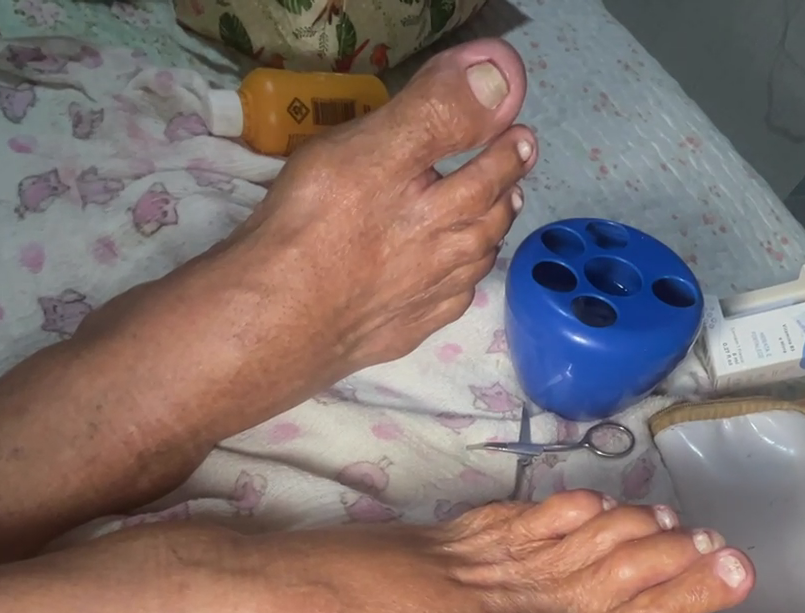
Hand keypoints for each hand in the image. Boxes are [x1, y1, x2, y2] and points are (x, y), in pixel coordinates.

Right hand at [227, 38, 535, 377]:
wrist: (282, 317)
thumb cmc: (318, 223)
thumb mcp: (372, 147)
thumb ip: (436, 115)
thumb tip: (498, 86)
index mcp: (435, 210)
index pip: (485, 178)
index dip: (506, 157)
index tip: (523, 141)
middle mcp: (438, 259)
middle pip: (483, 228)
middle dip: (503, 201)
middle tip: (515, 187)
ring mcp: (419, 303)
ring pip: (468, 271)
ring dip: (486, 246)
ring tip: (493, 231)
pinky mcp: (398, 334)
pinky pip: (443, 311)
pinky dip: (458, 293)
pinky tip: (454, 289)